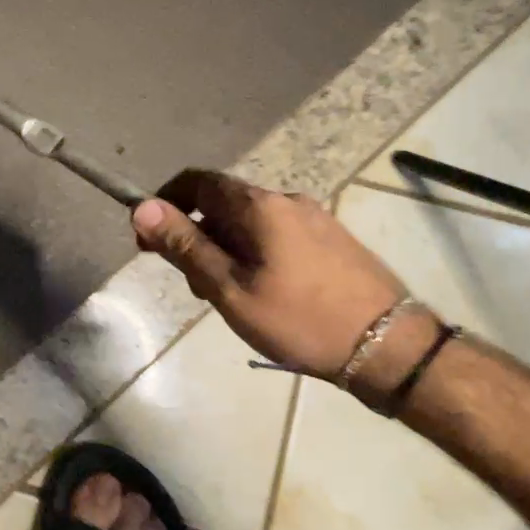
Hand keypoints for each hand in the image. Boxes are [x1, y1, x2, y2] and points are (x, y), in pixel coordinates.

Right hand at [131, 170, 408, 376]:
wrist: (389, 348)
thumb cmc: (299, 320)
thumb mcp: (228, 288)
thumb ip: (184, 246)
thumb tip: (140, 207)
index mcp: (260, 206)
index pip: (198, 181)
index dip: (165, 204)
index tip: (149, 241)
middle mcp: (287, 200)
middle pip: (222, 204)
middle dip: (194, 236)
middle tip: (191, 284)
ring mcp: (314, 219)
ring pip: (248, 224)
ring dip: (223, 250)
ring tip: (226, 297)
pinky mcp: (331, 240)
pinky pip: (274, 236)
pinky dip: (251, 256)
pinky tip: (260, 294)